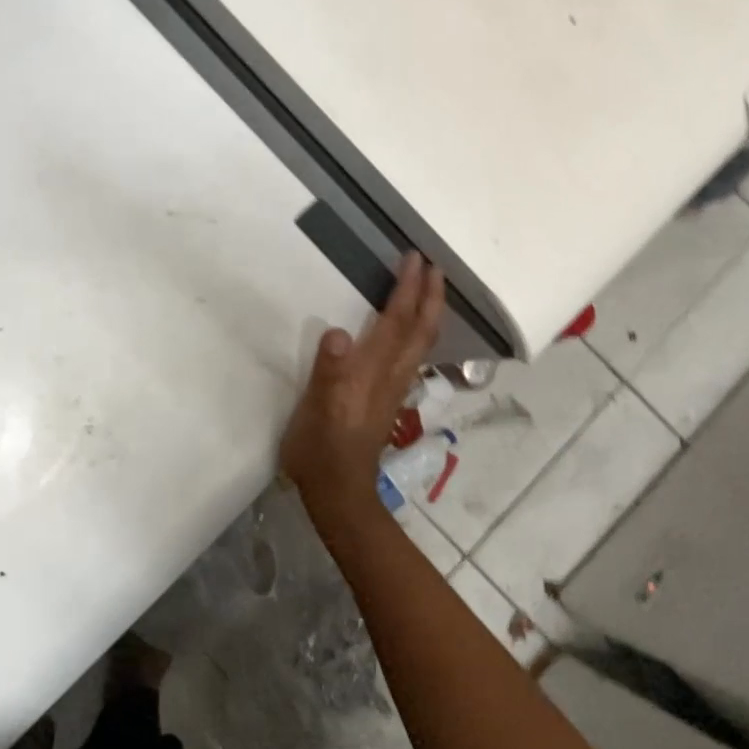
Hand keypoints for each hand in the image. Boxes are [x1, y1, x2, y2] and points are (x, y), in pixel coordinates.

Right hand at [281, 251, 444, 519]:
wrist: (338, 490)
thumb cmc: (321, 448)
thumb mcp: (316, 410)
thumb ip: (329, 372)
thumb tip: (338, 333)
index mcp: (373, 372)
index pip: (397, 323)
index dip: (407, 290)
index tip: (416, 258)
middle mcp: (390, 375)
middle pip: (420, 330)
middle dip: (429, 296)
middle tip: (433, 265)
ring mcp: (391, 388)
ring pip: (420, 343)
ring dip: (427, 312)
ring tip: (428, 290)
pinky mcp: (385, 400)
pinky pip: (409, 355)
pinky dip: (416, 333)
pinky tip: (408, 333)